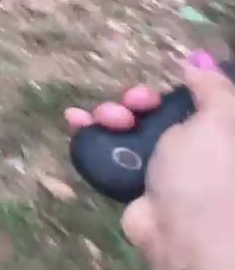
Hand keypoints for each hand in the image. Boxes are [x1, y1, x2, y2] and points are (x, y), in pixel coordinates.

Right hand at [68, 55, 234, 269]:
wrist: (185, 234)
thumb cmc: (210, 179)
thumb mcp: (218, 128)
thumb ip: (212, 93)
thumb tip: (201, 63)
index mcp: (223, 143)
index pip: (198, 107)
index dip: (176, 93)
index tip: (160, 92)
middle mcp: (201, 156)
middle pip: (160, 115)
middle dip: (134, 103)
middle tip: (130, 105)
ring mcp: (168, 170)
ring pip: (131, 128)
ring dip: (108, 114)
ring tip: (102, 120)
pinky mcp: (138, 180)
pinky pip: (109, 146)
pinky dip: (89, 132)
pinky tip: (76, 122)